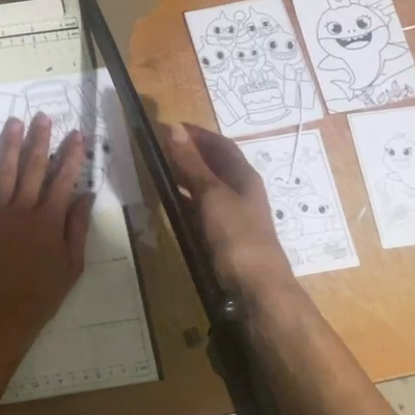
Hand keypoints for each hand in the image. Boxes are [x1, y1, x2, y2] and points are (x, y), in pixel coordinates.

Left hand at [0, 114, 93, 355]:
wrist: (2, 314)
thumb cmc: (42, 294)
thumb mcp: (72, 265)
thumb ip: (77, 228)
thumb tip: (85, 196)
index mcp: (49, 220)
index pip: (64, 179)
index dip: (72, 156)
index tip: (77, 134)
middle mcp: (23, 209)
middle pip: (33, 167)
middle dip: (40, 140)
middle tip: (43, 117)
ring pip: (3, 171)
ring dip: (9, 145)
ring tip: (14, 122)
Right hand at [159, 122, 297, 299]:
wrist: (255, 287)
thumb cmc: (236, 235)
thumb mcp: (211, 195)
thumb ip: (191, 164)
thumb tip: (173, 128)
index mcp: (244, 176)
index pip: (220, 145)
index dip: (197, 134)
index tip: (169, 127)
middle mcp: (241, 192)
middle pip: (214, 165)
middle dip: (189, 152)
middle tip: (159, 147)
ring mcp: (232, 216)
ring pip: (206, 187)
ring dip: (185, 176)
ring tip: (159, 170)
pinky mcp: (222, 236)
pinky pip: (201, 210)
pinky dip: (185, 200)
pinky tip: (169, 204)